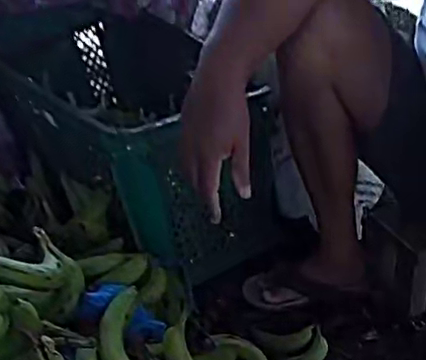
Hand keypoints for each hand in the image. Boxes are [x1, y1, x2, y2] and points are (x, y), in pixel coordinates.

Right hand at [178, 61, 252, 223]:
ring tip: (202, 187)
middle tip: (211, 205)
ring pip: (185, 168)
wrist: (217, 74)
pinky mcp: (182, 125)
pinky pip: (181, 153)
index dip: (211, 207)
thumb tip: (244, 194)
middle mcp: (192, 150)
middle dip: (202, 195)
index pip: (207, 191)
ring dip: (193, 181)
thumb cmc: (234, 108)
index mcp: (208, 157)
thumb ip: (241, 170)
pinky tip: (195, 164)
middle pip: (194, 182)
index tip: (216, 218)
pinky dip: (187, 165)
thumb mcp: (242, 142)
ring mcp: (184, 137)